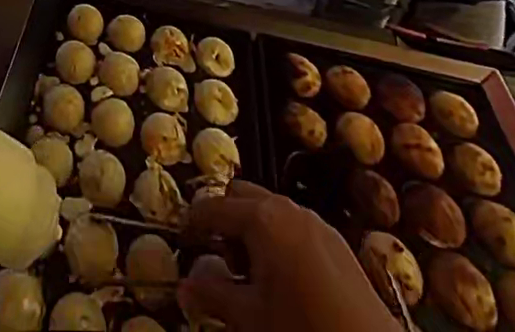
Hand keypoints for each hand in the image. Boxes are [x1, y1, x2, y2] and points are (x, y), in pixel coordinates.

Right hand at [179, 180, 400, 331]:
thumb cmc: (300, 328)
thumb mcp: (249, 318)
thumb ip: (214, 295)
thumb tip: (186, 282)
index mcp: (262, 218)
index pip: (215, 207)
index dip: (194, 221)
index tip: (180, 239)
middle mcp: (288, 208)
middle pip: (244, 195)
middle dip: (224, 217)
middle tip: (210, 253)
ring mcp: (314, 221)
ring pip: (270, 209)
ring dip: (250, 228)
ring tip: (241, 271)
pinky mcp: (333, 240)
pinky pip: (293, 225)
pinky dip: (275, 238)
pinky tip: (275, 277)